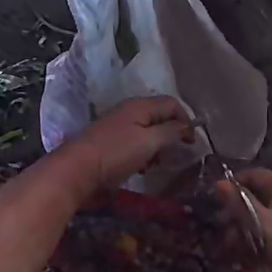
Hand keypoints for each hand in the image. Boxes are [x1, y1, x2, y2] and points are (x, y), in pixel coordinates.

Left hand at [58, 96, 194, 196]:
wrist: (78, 168)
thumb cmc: (117, 153)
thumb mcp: (149, 142)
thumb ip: (170, 132)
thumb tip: (186, 127)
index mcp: (140, 105)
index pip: (172, 103)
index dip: (186, 120)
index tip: (192, 142)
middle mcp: (129, 110)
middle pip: (160, 116)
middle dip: (172, 133)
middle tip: (177, 153)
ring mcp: (118, 125)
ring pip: (148, 130)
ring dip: (158, 145)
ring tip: (159, 163)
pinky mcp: (110, 140)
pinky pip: (135, 141)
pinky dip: (144, 152)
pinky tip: (142, 167)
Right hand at [217, 169, 271, 271]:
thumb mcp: (263, 223)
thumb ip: (240, 203)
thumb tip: (218, 182)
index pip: (256, 175)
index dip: (236, 182)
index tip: (215, 197)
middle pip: (255, 198)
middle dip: (235, 211)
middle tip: (219, 225)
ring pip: (257, 220)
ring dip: (239, 230)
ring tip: (225, 245)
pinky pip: (263, 238)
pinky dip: (249, 244)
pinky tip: (238, 256)